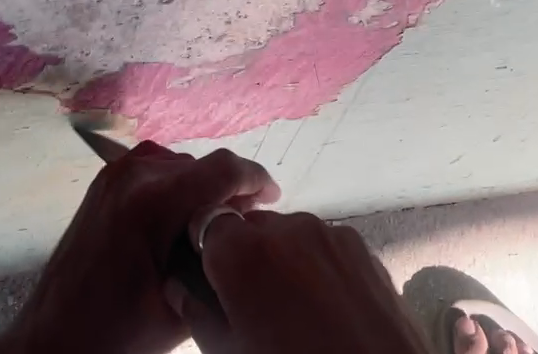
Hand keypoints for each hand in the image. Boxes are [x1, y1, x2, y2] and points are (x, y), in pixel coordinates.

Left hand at [0, 141, 278, 353]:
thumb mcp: (179, 304)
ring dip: (201, 187)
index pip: (221, 169)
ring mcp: (114, 175)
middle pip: (201, 166)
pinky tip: (183, 218)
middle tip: (248, 223)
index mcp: (151, 201)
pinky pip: (154, 169)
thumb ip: (216, 259)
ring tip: (217, 224)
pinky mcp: (104, 183)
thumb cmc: (113, 333)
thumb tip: (246, 230)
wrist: (52, 339)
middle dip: (229, 189)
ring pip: (179, 165)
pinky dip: (175, 186)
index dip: (255, 179)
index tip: (273, 197)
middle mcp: (132, 175)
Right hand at [177, 210, 431, 353]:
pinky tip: (326, 308)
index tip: (210, 276)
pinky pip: (322, 244)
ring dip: (282, 259)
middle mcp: (282, 227)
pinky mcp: (358, 244)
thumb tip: (178, 288)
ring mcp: (325, 231)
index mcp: (241, 252)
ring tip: (296, 312)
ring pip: (287, 234)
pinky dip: (316, 265)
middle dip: (245, 255)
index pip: (205, 221)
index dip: (204, 247)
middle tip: (255, 305)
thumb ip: (199, 315)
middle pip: (248, 227)